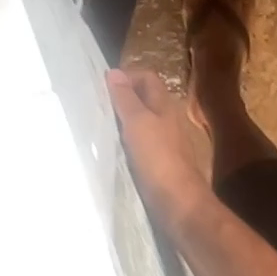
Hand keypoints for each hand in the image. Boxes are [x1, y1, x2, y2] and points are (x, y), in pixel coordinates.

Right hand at [107, 68, 213, 230]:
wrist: (178, 202)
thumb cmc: (157, 157)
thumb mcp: (137, 122)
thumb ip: (125, 98)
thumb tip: (114, 72)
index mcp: (165, 105)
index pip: (147, 77)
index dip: (127, 76)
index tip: (104, 87)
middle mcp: (168, 119)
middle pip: (145, 99)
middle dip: (122, 99)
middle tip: (98, 106)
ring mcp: (166, 142)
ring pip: (142, 122)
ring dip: (123, 122)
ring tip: (101, 127)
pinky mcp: (161, 163)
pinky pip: (142, 144)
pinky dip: (127, 142)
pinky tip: (114, 151)